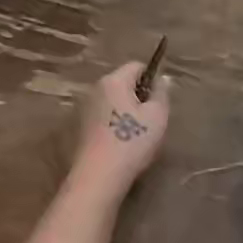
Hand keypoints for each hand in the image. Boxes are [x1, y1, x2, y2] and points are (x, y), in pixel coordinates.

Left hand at [69, 61, 170, 195]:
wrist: (99, 176)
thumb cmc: (132, 141)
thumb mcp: (157, 116)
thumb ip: (161, 93)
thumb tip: (162, 78)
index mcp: (113, 81)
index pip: (137, 66)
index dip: (152, 79)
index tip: (160, 100)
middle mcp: (95, 89)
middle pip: (123, 83)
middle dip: (139, 96)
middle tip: (151, 120)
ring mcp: (84, 108)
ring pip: (113, 101)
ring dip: (126, 111)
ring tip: (137, 135)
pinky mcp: (80, 127)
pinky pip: (104, 116)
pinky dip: (114, 124)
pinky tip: (121, 144)